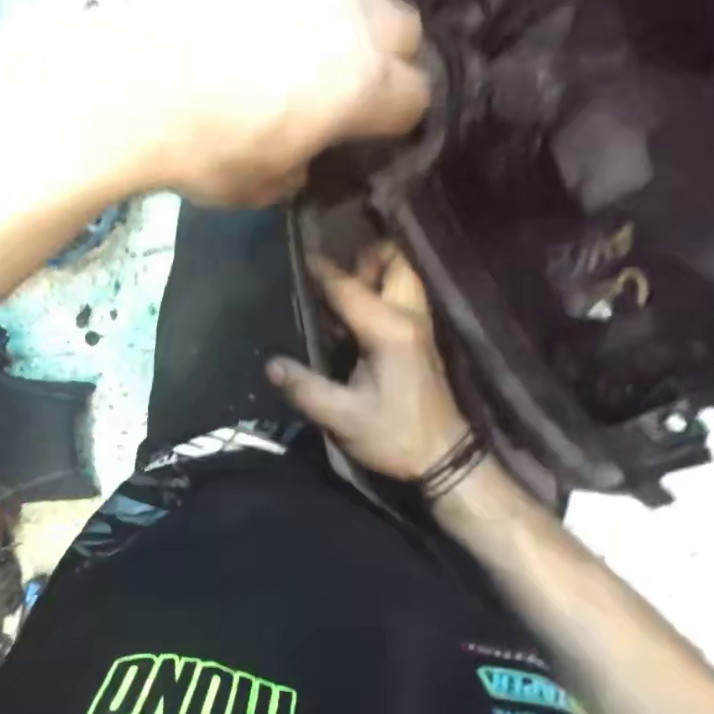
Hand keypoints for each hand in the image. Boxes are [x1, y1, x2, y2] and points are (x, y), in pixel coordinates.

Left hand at [106, 0, 429, 204]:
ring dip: (366, 18)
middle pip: (408, 29)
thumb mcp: (262, 188)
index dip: (401, 121)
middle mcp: (350, 28)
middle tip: (360, 92)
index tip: (375, 137)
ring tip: (330, 52)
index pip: (416, 96)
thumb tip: (299, 166)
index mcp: (362, 88)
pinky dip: (314, 11)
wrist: (134, 89)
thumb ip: (297, 174)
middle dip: (396, 60)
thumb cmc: (209, 153)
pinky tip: (277, 42)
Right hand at [266, 244, 470, 480]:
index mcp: (389, 331)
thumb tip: (272, 365)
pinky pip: (403, 298)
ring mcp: (420, 327)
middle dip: (365, 260)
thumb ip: (306, 388)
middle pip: (395, 263)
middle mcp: (410, 318)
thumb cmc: (395, 435)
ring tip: (342, 294)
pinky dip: (382, 293)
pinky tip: (355, 317)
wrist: (442, 458)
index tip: (298, 255)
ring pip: (404, 278)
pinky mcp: (421, 341)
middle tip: (334, 279)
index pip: (350, 288)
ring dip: (376, 274)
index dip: (321, 271)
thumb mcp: (343, 418)